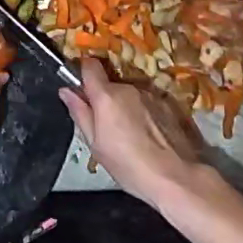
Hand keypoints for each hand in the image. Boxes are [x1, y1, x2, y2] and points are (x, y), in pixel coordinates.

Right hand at [60, 58, 204, 206]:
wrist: (176, 177)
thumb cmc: (129, 166)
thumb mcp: (96, 145)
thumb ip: (80, 113)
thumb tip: (66, 91)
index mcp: (107, 95)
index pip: (90, 65)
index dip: (84, 74)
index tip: (82, 91)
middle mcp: (129, 88)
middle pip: (111, 85)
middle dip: (106, 100)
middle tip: (108, 128)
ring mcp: (150, 95)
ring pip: (130, 96)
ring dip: (126, 108)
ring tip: (132, 137)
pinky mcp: (167, 105)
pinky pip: (147, 104)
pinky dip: (144, 115)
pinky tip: (149, 138)